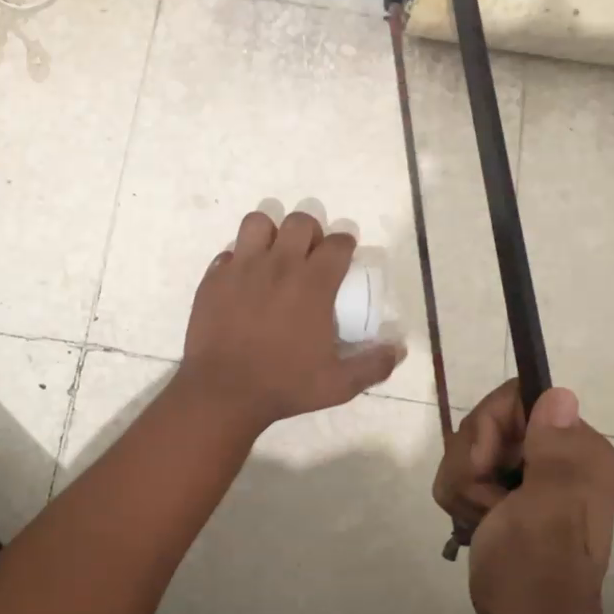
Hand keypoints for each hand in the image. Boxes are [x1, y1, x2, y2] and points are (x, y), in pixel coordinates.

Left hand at [177, 211, 402, 427]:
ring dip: (270, 233)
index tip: (345, 255)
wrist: (223, 391)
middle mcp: (278, 265)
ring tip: (273, 255)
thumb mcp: (339, 384)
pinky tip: (243, 281)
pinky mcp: (214, 278)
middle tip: (310, 255)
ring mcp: (242, 267)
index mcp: (313, 283)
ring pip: (258, 223)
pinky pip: (228, 252)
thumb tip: (399, 348)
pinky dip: (239, 260)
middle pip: (300, 222)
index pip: (338, 243)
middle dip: (311, 232)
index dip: (346, 244)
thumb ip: (373, 365)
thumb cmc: (284, 385)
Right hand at [434, 384, 613, 613]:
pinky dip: (462, 496)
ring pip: (472, 447)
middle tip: (485, 503)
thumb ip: (553, 451)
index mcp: (579, 450)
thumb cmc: (536, 571)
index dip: (489, 429)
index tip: (487, 470)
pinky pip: (467, 470)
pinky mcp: (511, 493)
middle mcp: (561, 454)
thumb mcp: (545, 510)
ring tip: (481, 519)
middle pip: (489, 422)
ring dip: (464, 483)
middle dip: (472, 462)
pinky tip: (475, 523)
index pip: (517, 398)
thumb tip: (560, 393)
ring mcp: (534, 474)